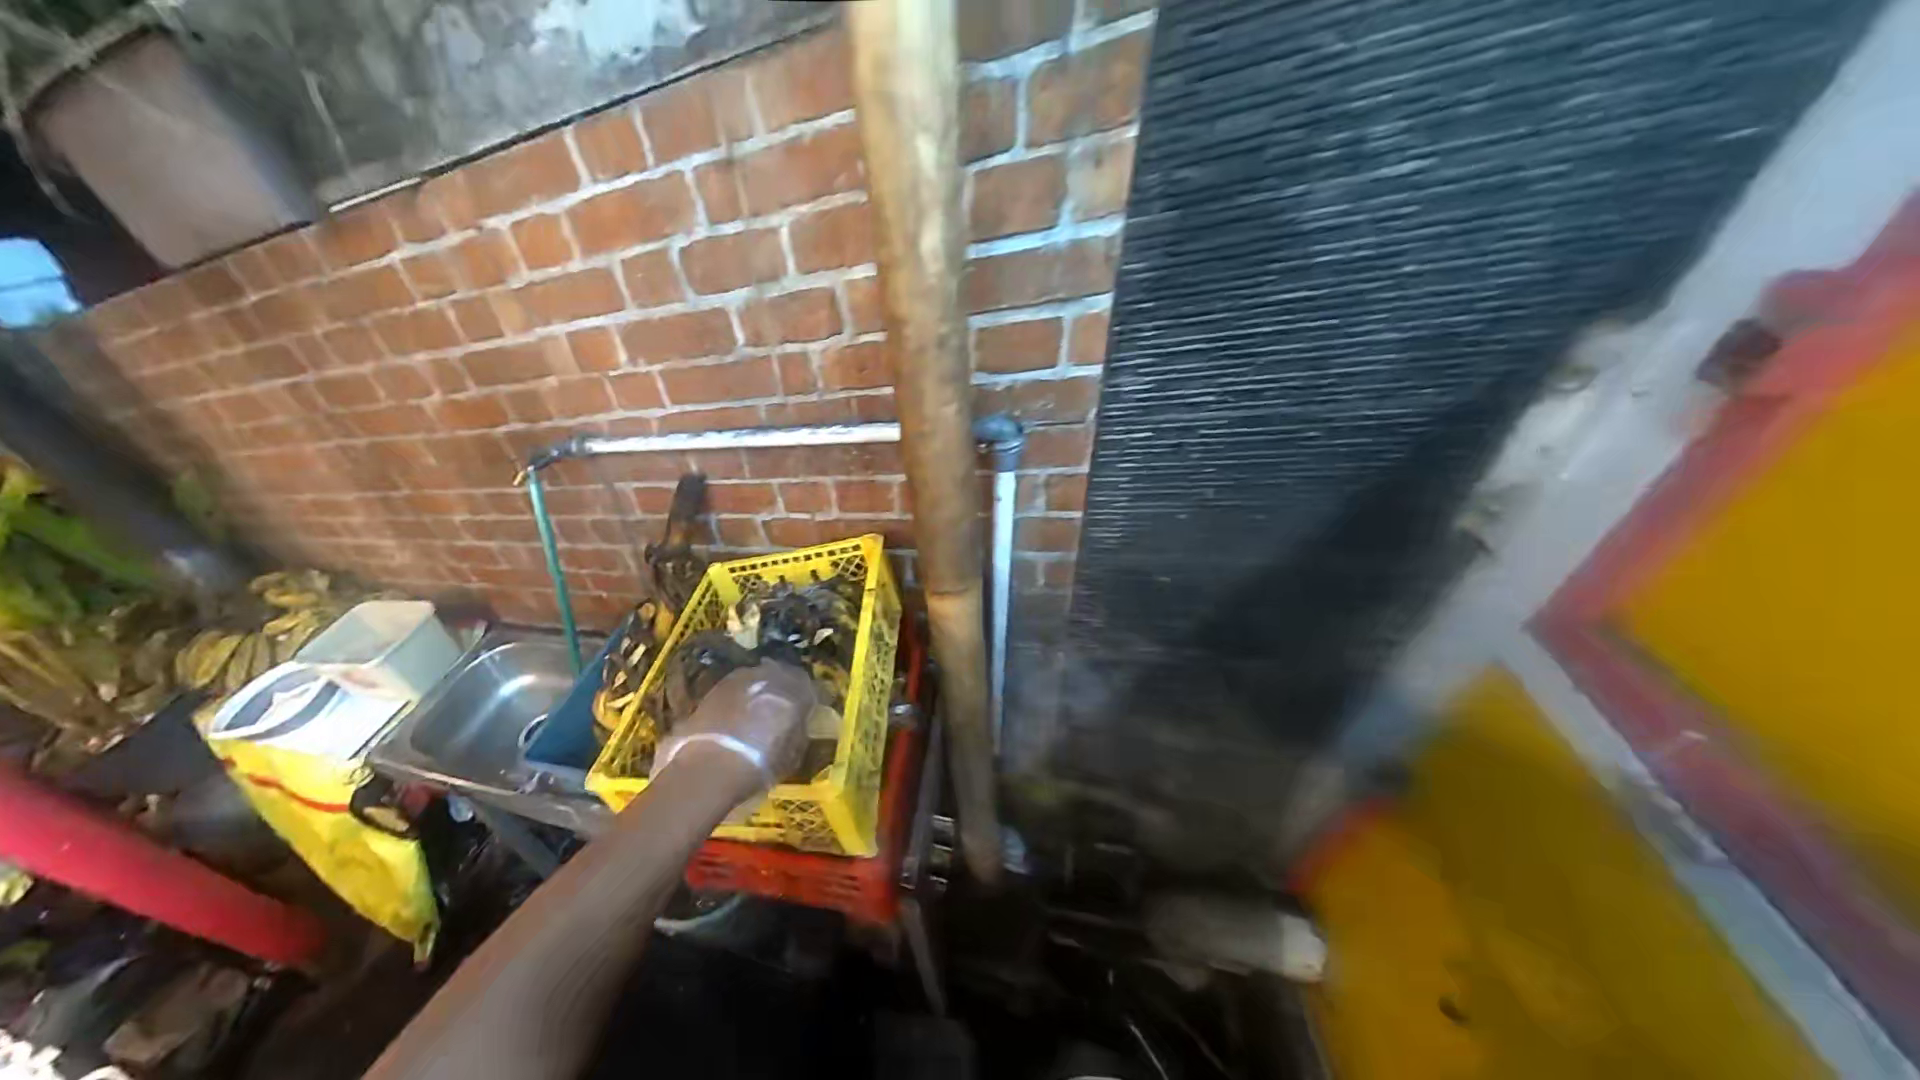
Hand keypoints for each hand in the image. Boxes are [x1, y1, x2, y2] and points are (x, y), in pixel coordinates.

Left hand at [650, 660, 813, 795]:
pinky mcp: (714, 688)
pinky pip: (733, 690)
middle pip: (780, 675)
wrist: (712, 766)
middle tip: (779, 709)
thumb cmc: (763, 762)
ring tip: (754, 714)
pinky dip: (736, 701)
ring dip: (756, 692)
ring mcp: (740, 678)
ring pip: (755, 679)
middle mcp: (770, 674)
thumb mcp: (794, 752)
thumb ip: (799, 730)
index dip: (807, 699)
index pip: (809, 686)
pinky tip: (733, 718)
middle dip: (781, 689)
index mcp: (797, 687)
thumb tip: (797, 724)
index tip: (806, 712)